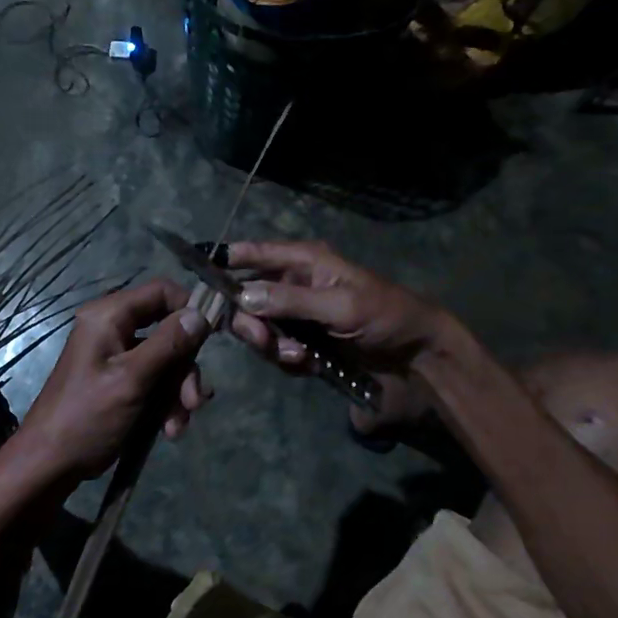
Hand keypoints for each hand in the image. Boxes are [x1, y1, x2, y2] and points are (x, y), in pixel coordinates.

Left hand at [0, 279, 213, 491]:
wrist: (51, 463)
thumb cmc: (87, 416)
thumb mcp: (132, 379)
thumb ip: (168, 344)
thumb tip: (202, 314)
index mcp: (108, 316)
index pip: (161, 291)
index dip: (189, 310)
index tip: (213, 337)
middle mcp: (114, 329)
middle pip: (169, 330)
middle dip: (185, 368)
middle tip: (193, 401)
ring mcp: (118, 357)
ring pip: (167, 361)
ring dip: (178, 393)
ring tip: (177, 424)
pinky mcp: (123, 382)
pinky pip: (156, 382)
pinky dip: (167, 403)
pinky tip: (169, 430)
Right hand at [221, 240, 450, 434]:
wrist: (417, 358)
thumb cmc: (385, 316)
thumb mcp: (341, 306)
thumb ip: (290, 302)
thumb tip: (242, 296)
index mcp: (305, 262)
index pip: (256, 254)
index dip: (227, 259)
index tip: (199, 271)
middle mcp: (294, 286)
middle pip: (248, 297)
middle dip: (249, 320)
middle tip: (260, 339)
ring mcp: (297, 317)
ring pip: (259, 328)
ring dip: (270, 344)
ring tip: (296, 355)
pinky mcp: (302, 344)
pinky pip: (276, 350)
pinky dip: (287, 359)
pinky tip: (307, 363)